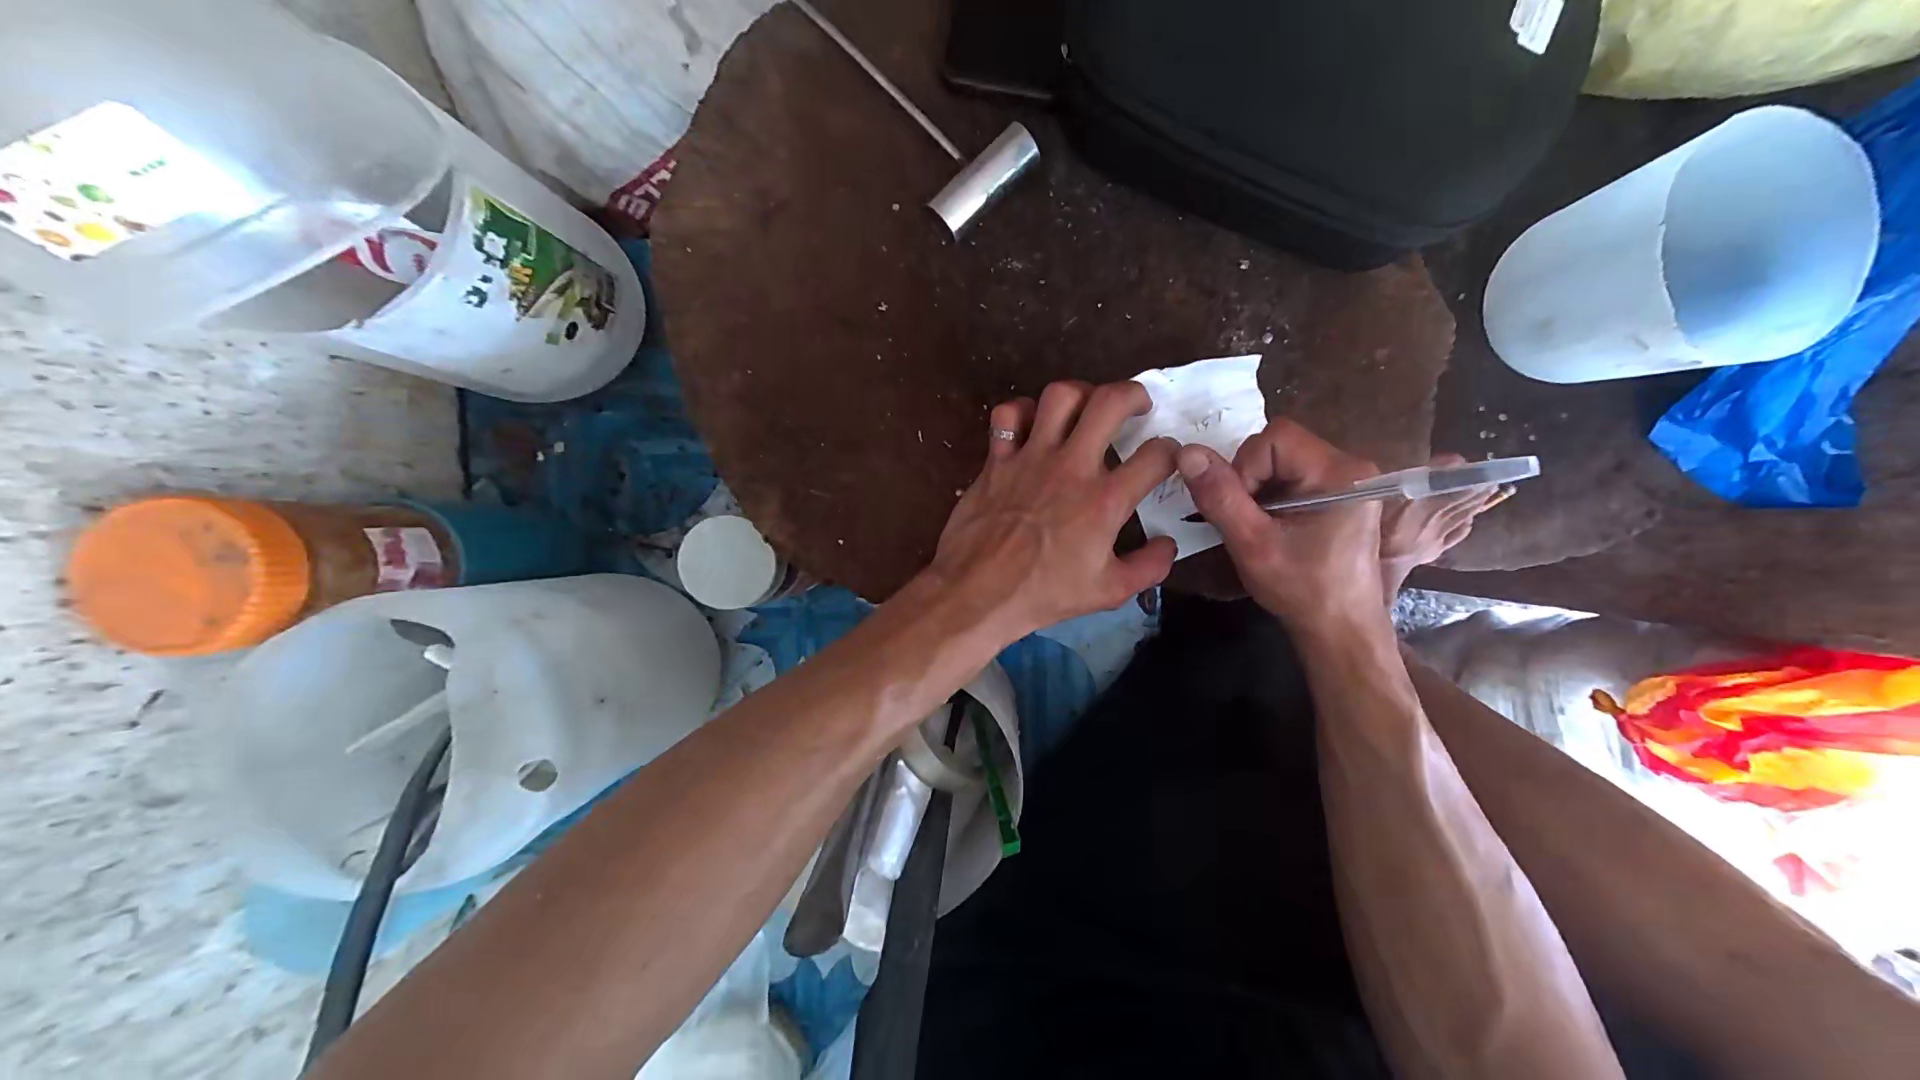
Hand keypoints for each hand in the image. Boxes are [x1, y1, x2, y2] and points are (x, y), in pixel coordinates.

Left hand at [916, 380, 1178, 643]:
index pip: (1155, 455)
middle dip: (1133, 394)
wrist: (978, 592)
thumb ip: (1148, 566)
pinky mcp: (997, 460)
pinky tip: (1031, 426)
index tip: (1167, 457)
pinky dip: (1021, 412)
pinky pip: (1007, 415)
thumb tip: (1169, 545)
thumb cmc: (1043, 594)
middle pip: (1109, 402)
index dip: (1171, 450)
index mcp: (1104, 500)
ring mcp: (1030, 458)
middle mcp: (1071, 467)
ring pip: (1059, 396)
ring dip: (1080, 394)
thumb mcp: (1108, 591)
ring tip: (1086, 408)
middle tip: (1137, 405)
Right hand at [1177, 420, 1384, 627]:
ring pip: (1281, 460)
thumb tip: (1186, 452)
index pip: (1274, 439)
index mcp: (1339, 473)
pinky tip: (1272, 526)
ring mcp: (1348, 480)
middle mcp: (1351, 466)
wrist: (1340, 629)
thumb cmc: (1301, 589)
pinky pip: (1292, 475)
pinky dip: (1271, 495)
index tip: (1243, 510)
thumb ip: (1219, 496)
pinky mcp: (1340, 494)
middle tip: (1248, 520)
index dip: (1245, 468)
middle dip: (1250, 479)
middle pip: (1278, 445)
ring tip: (1260, 526)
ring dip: (1257, 489)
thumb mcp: (1252, 543)